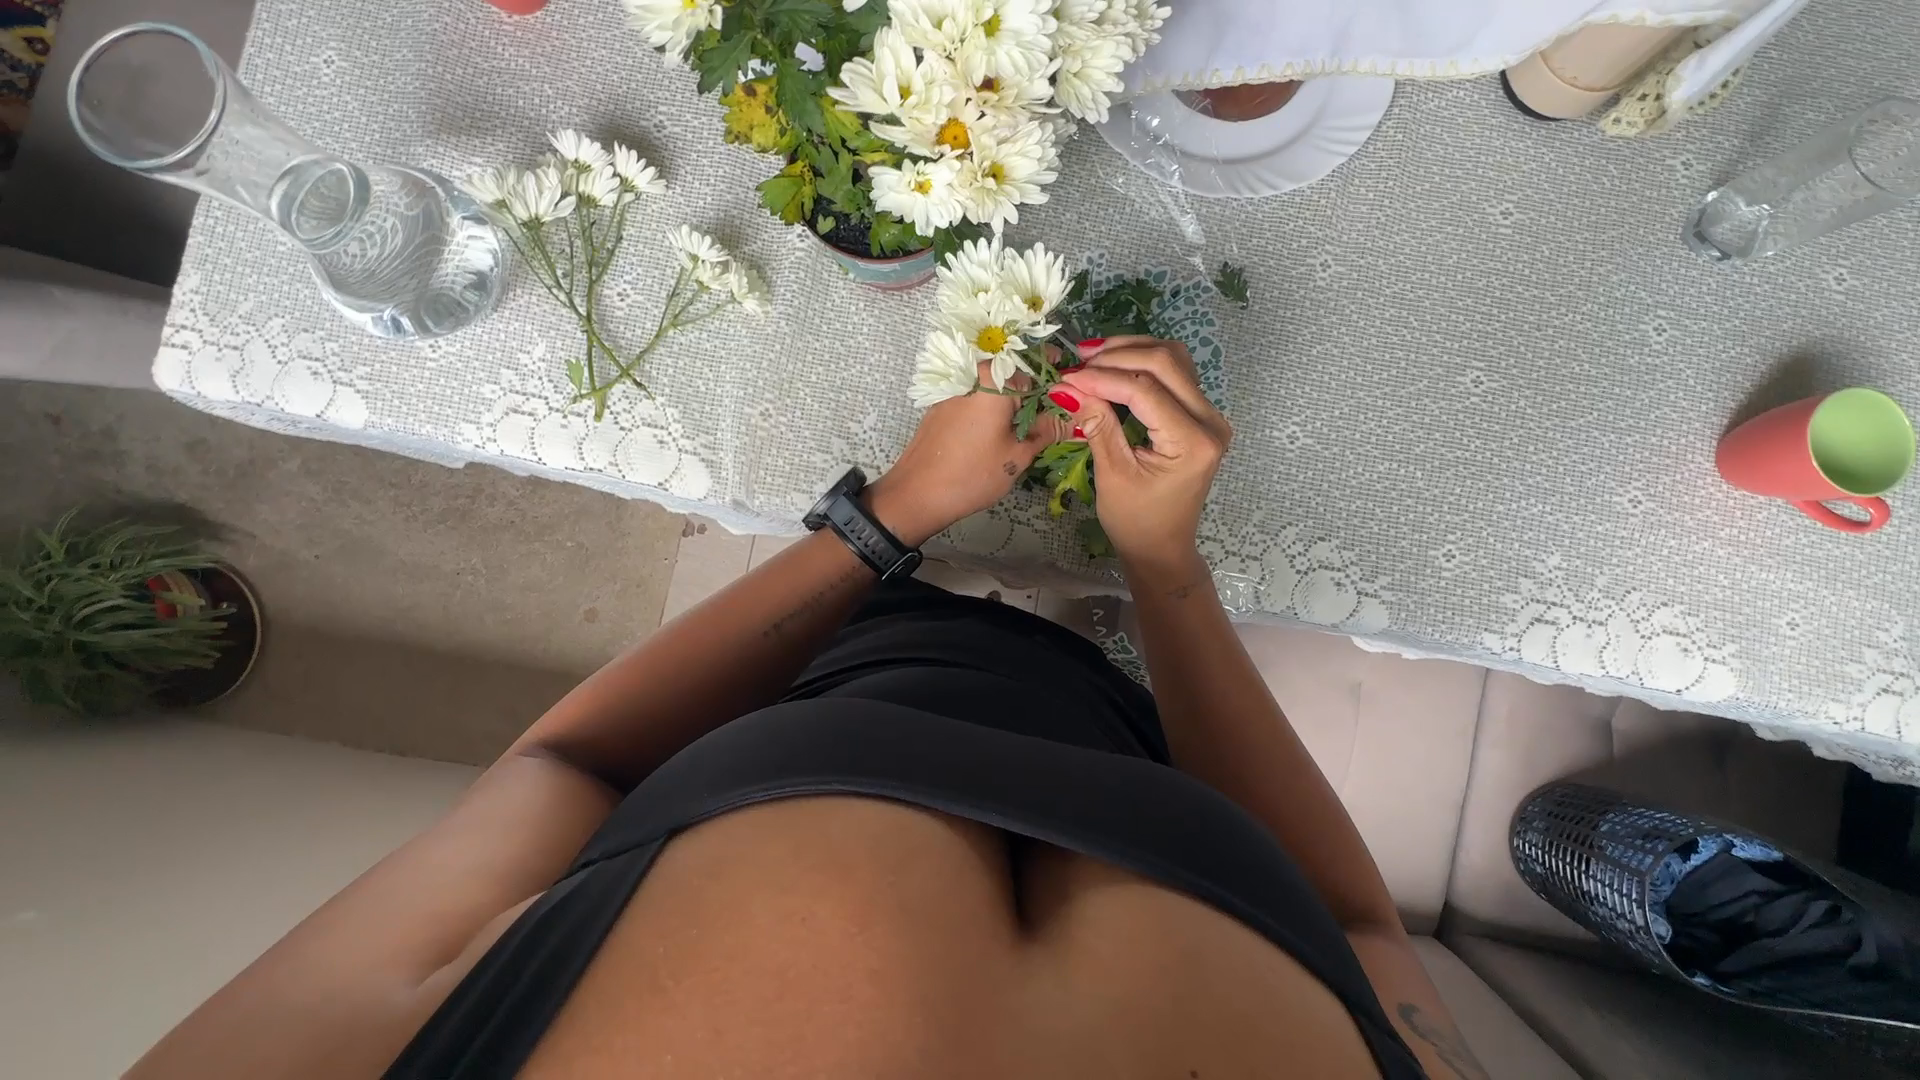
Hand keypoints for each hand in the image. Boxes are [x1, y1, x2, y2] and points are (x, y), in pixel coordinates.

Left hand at [870, 361, 1068, 546]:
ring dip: (1016, 400)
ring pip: (995, 385)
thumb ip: (1047, 430)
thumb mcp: (1017, 455)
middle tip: (1055, 414)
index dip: (1059, 374)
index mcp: (995, 380)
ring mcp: (955, 390)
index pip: (1037, 363)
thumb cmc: (971, 474)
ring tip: (1033, 426)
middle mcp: (973, 375)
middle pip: (1015, 371)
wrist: (915, 495)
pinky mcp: (943, 406)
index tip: (1073, 390)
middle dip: (1038, 388)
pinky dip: (994, 408)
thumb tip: (1073, 416)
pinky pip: (977, 397)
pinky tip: (1003, 431)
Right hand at [1053, 337, 1231, 572]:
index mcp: (1193, 442)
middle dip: (1118, 356)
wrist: (1161, 548)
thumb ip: (1097, 425)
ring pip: (1172, 361)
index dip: (1103, 378)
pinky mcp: (1199, 415)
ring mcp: (1209, 416)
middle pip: (1165, 363)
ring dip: (1131, 353)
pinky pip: (1173, 375)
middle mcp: (1210, 421)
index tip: (1066, 376)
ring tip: (1091, 358)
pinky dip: (1141, 365)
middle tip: (1077, 361)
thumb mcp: (1112, 475)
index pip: (1145, 391)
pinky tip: (1112, 366)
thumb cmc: (1136, 522)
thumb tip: (1067, 386)